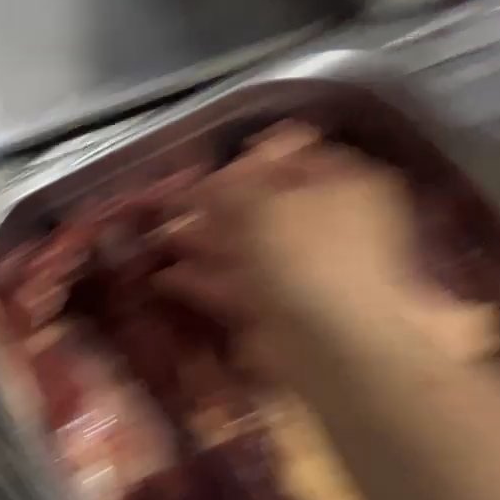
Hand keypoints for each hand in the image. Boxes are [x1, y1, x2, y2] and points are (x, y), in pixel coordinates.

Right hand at [157, 133, 445, 368]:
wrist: (328, 341)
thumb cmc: (306, 258)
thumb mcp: (265, 205)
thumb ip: (230, 186)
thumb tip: (205, 180)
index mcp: (342, 184)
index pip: (289, 157)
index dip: (243, 161)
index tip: (199, 171)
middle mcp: (325, 222)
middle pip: (261, 205)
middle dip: (212, 206)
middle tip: (169, 208)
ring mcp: (298, 269)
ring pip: (241, 247)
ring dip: (199, 243)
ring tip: (157, 240)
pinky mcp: (273, 308)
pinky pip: (231, 286)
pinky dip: (199, 281)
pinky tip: (163, 279)